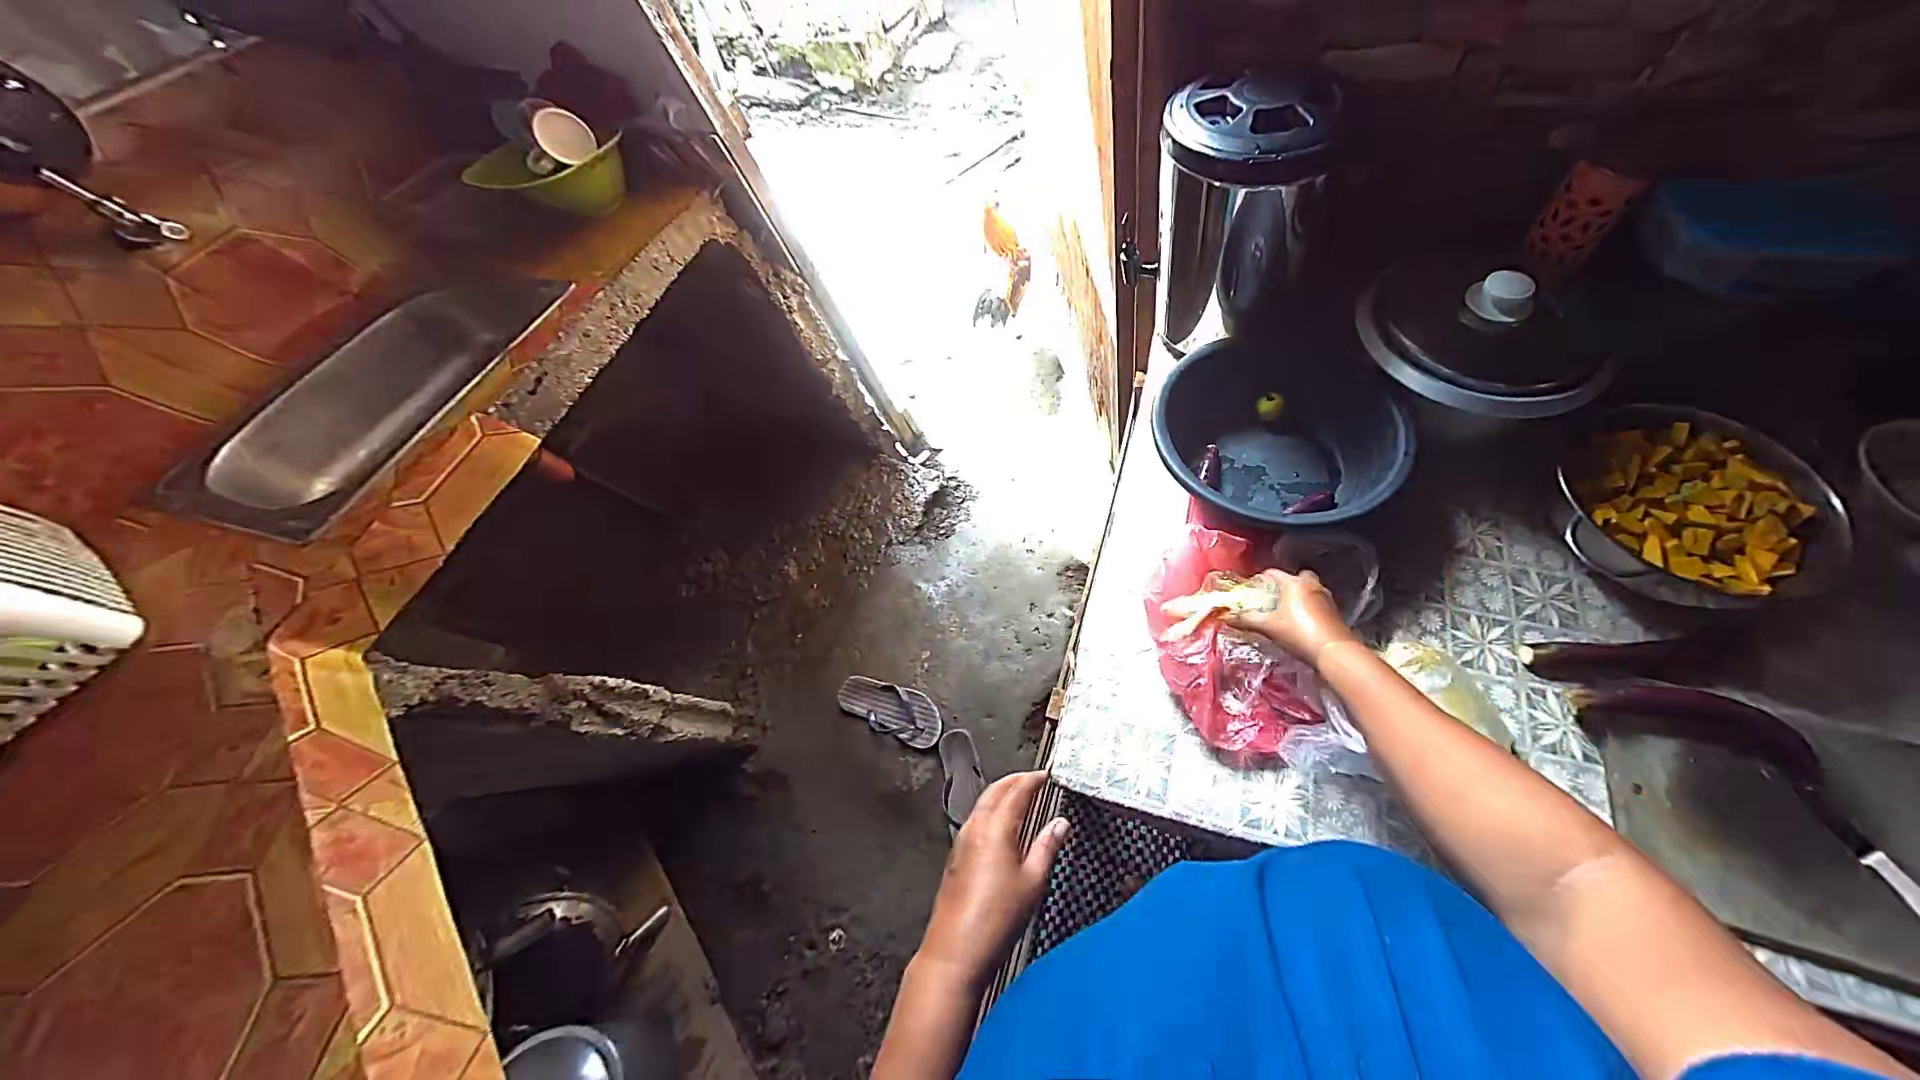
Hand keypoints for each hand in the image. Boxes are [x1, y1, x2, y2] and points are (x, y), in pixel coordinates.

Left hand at [916, 771, 1068, 987]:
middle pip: (995, 791)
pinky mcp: (956, 857)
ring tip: (1020, 798)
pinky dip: (991, 813)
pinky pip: (975, 822)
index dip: (1033, 779)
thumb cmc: (993, 921)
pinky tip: (1001, 828)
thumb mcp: (1033, 882)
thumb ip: (1047, 847)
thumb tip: (1060, 826)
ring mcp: (962, 842)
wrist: (956, 950)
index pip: (1016, 790)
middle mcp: (974, 829)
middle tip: (1033, 779)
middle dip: (1015, 781)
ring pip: (983, 804)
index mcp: (995, 828)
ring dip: (1001, 795)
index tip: (1045, 775)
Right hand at [1227, 568, 1357, 664]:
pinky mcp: (1335, 612)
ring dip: (1298, 596)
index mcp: (1294, 583)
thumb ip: (1246, 620)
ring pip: (1308, 589)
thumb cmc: (1299, 634)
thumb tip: (1226, 617)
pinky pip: (1317, 602)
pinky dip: (1308, 607)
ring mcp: (1326, 598)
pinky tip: (1300, 622)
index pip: (1273, 573)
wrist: (1335, 653)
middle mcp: (1312, 585)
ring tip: (1285, 610)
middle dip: (1284, 585)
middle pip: (1295, 578)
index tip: (1251, 589)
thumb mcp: (1268, 627)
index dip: (1260, 579)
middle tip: (1272, 598)